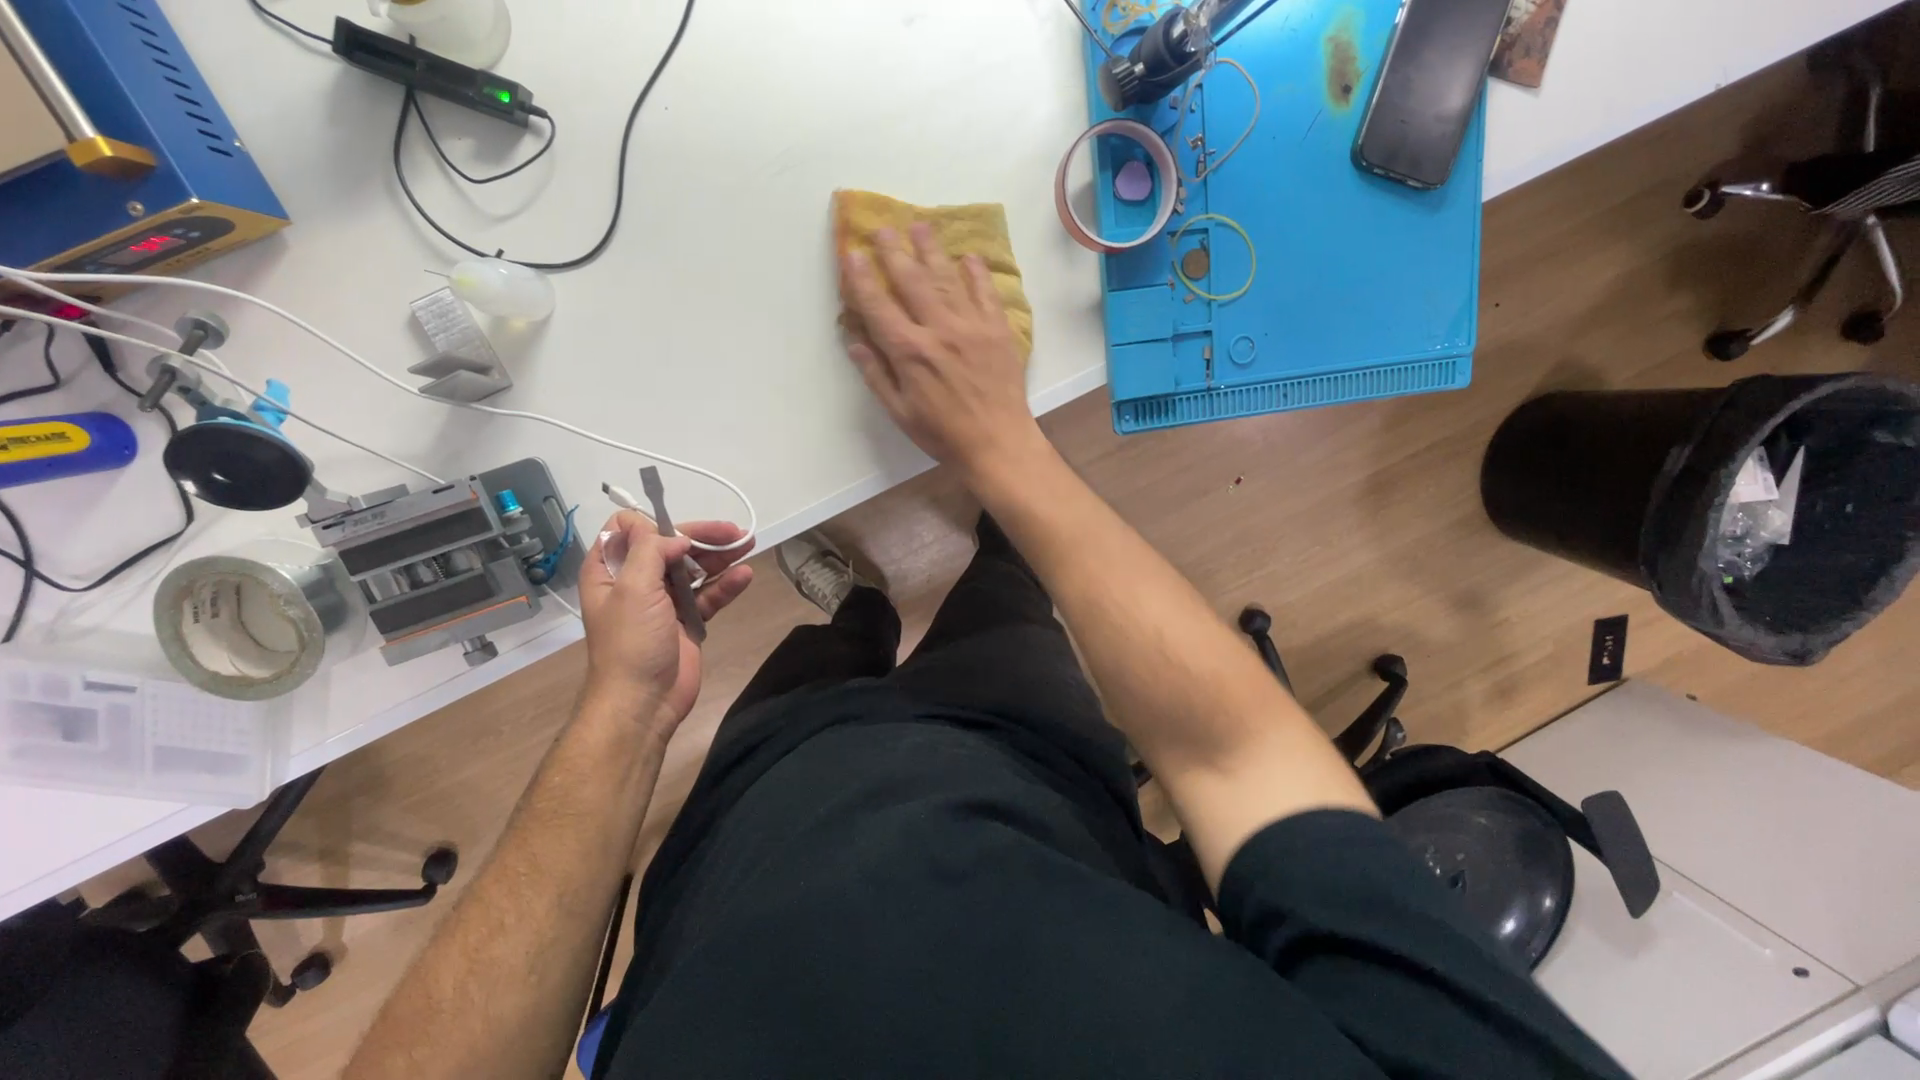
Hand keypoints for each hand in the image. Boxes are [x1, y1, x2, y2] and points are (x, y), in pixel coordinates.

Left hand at [576, 513, 753, 733]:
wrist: (642, 702)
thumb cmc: (631, 643)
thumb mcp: (632, 588)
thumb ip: (650, 551)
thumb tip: (675, 535)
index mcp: (608, 571)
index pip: (627, 530)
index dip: (654, 524)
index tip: (679, 534)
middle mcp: (633, 582)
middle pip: (669, 547)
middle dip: (701, 536)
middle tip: (734, 532)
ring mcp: (662, 602)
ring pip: (693, 569)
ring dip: (719, 556)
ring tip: (749, 544)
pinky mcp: (686, 621)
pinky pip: (708, 595)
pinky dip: (726, 584)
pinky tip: (745, 575)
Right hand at [841, 224, 1042, 478]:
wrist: (998, 442)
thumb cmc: (943, 434)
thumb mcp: (899, 412)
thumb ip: (876, 373)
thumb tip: (853, 339)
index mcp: (909, 351)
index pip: (878, 305)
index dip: (861, 278)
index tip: (851, 253)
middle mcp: (939, 330)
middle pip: (911, 281)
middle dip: (894, 252)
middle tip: (883, 228)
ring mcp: (971, 326)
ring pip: (947, 279)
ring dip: (931, 250)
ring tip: (920, 226)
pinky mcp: (998, 330)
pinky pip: (985, 293)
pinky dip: (976, 273)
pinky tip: (967, 257)